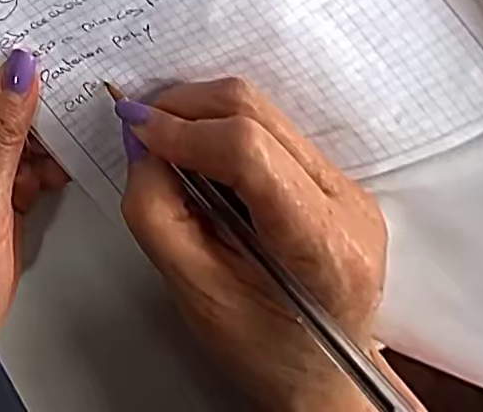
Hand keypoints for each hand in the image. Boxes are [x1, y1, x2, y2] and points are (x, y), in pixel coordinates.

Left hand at [0, 50, 68, 409]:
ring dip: (50, 126)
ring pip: (22, 118)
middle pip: (5, 85)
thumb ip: (2, 130)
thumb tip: (21, 68)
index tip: (54, 34)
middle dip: (42, 84)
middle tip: (79, 84)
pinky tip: (60, 171)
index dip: (16, 46)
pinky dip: (48, 158)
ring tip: (72, 138)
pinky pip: (28, 151)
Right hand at [115, 78, 406, 411]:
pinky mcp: (328, 169)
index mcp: (323, 244)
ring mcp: (342, 179)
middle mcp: (345, 199)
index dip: (182, 130)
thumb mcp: (194, 292)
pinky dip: (216, 123)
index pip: (248, 150)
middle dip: (183, 106)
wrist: (326, 375)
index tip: (137, 128)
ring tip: (168, 143)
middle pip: (251, 110)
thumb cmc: (265, 350)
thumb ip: (154, 210)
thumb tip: (141, 141)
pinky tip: (199, 153)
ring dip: (198, 111)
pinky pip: (263, 120)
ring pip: (256, 106)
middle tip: (144, 128)